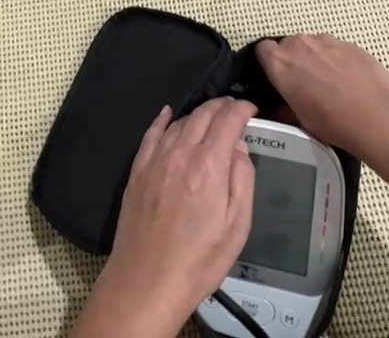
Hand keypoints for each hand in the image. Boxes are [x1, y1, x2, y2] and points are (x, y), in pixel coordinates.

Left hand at [96, 98, 257, 325]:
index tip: (251, 109)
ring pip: (179, 121)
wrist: (147, 281)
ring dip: (198, 114)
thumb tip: (240, 149)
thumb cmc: (198, 260)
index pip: (228, 120)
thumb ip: (243, 180)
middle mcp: (181, 153)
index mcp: (209, 165)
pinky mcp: (138, 170)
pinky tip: (167, 113)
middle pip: (203, 114)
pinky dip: (162, 120)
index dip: (242, 109)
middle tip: (234, 108)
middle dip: (222, 106)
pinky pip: (151, 134)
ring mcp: (156, 160)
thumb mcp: (237, 227)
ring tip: (210, 117)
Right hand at [256, 34, 388, 149]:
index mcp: (280, 63)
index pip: (262, 50)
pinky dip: (335, 59)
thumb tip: (278, 109)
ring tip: (329, 83)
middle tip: (302, 84)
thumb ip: (284, 109)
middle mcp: (299, 45)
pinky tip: (347, 80)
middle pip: (287, 46)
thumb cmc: (333, 121)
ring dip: (314, 59)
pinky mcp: (348, 43)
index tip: (276, 77)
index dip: (268, 63)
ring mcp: (325, 41)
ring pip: (311, 45)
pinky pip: (332, 47)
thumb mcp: (301, 121)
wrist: (377, 114)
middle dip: (292, 61)